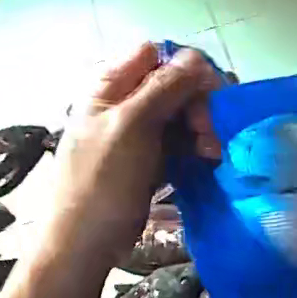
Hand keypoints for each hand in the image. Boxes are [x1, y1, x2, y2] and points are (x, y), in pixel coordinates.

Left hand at [44, 44, 217, 266]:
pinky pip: (178, 143)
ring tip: (212, 154)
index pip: (157, 55)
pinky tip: (208, 162)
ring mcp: (136, 134)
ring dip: (201, 129)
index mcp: (110, 85)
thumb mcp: (131, 126)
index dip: (186, 68)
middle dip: (198, 104)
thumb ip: (164, 87)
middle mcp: (123, 103)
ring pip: (180, 115)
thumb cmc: (102, 180)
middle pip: (173, 85)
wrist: (84, 242)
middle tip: (210, 133)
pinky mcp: (147, 160)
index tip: (211, 93)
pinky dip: (194, 148)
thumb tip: (196, 57)